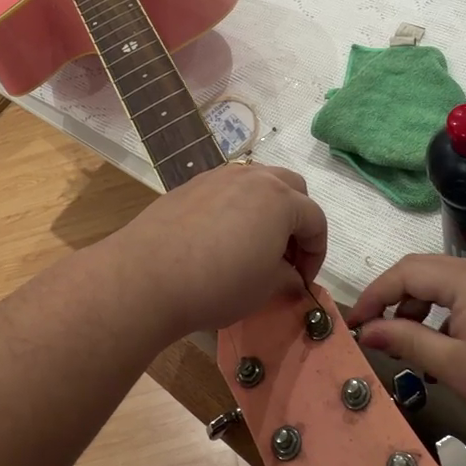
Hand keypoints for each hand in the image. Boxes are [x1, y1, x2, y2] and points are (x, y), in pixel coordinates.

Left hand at [100, 163, 327, 339]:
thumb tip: (292, 277)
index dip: (317, 253)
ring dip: (268, 208)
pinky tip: (221, 238)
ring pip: (258, 182)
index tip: (304, 280)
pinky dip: (237, 206)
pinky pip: (227, 188)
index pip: (316, 220)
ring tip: (255, 243)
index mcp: (282, 200)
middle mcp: (254, 177)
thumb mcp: (264, 289)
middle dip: (297, 220)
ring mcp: (220, 175)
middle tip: (286, 256)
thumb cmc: (218, 284)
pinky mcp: (192, 184)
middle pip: (292, 188)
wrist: (148, 275)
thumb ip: (287, 278)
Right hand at [346, 254, 465, 442]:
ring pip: (439, 284)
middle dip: (392, 299)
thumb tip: (365, 329)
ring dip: (415, 308)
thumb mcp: (451, 365)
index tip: (353, 322)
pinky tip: (435, 349)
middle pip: (422, 271)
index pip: (407, 271)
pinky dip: (438, 316)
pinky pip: (459, 297)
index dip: (375, 294)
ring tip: (402, 345)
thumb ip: (405, 340)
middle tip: (371, 330)